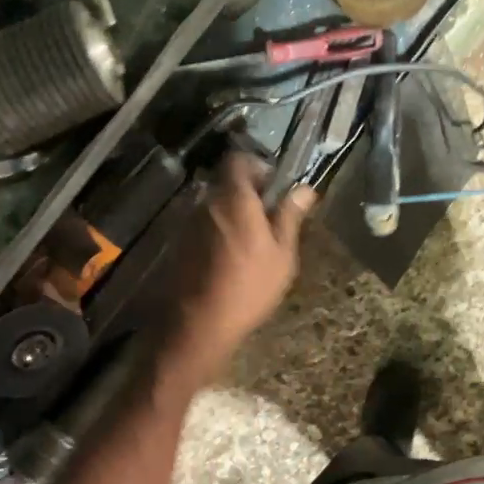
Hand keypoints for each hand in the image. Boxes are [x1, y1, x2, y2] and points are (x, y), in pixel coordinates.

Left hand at [164, 152, 314, 386]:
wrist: (199, 324)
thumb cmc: (249, 287)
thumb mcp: (282, 255)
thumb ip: (289, 217)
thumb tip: (304, 189)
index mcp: (234, 198)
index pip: (239, 160)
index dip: (258, 168)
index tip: (274, 189)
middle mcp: (206, 202)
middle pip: (227, 184)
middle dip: (248, 195)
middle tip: (269, 221)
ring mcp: (188, 223)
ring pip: (215, 207)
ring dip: (232, 217)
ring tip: (252, 245)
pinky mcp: (179, 244)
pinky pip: (203, 227)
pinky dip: (218, 234)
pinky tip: (230, 261)